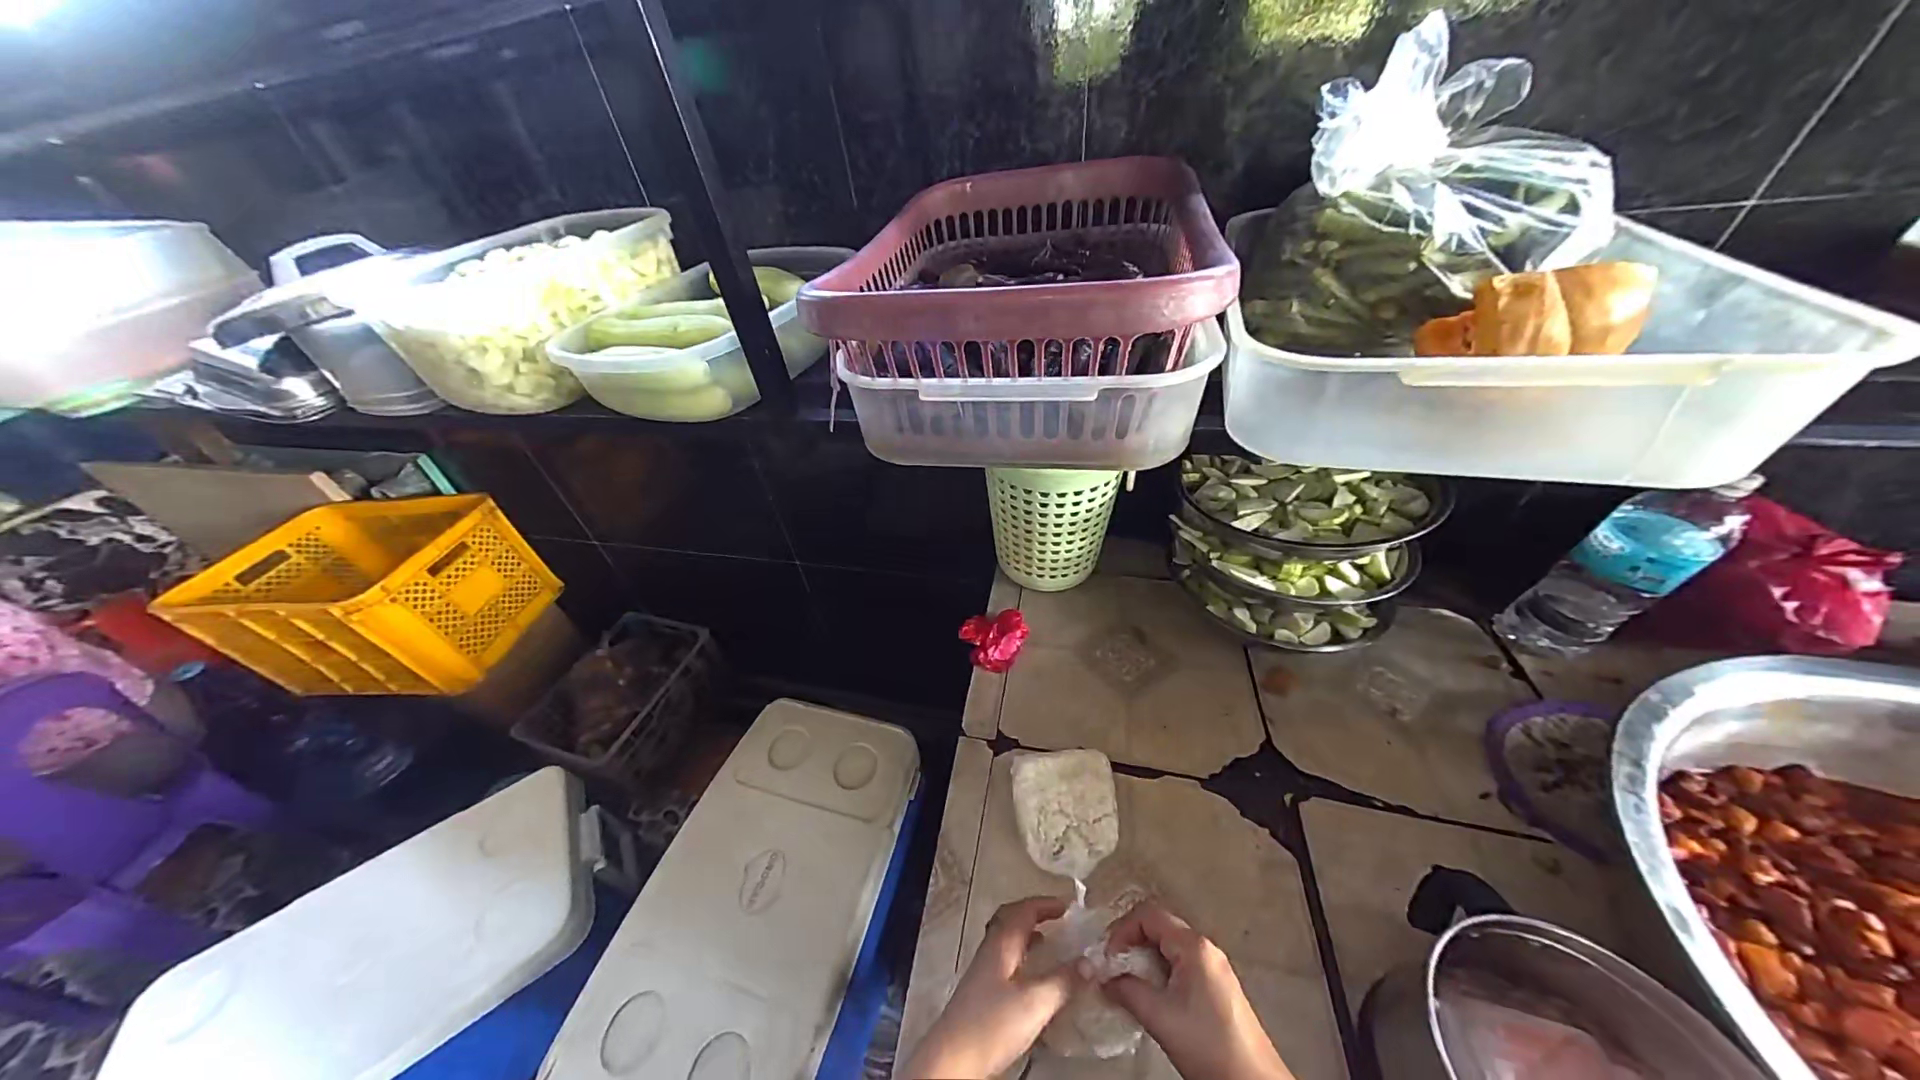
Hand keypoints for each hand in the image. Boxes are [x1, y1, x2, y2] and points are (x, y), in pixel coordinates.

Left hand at [905, 896, 1081, 1078]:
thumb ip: (1063, 981)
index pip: (1024, 910)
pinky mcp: (981, 989)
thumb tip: (1089, 962)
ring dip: (1028, 933)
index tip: (1068, 906)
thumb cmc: (992, 1023)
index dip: (1046, 904)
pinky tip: (1032, 974)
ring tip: (1049, 941)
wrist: (952, 1057)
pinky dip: (1022, 955)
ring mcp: (983, 969)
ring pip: (1007, 938)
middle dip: (1034, 913)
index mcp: (1001, 943)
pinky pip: (1005, 958)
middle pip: (1011, 918)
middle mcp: (991, 949)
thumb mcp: (1034, 1003)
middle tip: (1057, 917)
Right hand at [1100, 902, 1294, 1079]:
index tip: (1108, 957)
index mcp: (1194, 947)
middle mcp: (1207, 949)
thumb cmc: (1207, 1046)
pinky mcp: (1219, 988)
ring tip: (1129, 985)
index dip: (1122, 929)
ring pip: (1170, 948)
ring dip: (1145, 960)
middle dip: (1132, 943)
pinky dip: (1161, 973)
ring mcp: (1216, 968)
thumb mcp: (1159, 1017)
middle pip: (1160, 927)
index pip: (1149, 915)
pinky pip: (1182, 965)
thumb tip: (1104, 979)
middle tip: (1114, 969)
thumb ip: (1127, 990)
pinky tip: (1154, 999)